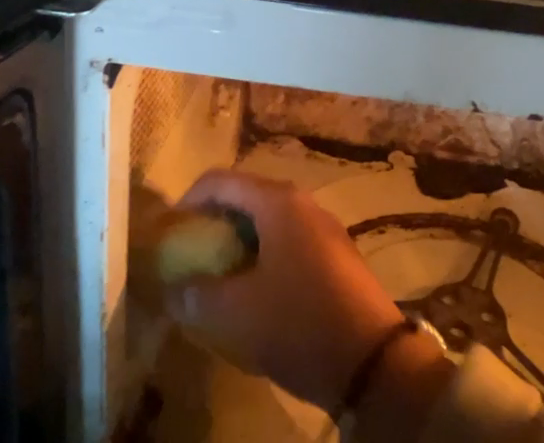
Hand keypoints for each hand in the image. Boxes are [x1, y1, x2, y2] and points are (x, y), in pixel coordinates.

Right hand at [165, 169, 410, 410]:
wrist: (374, 363)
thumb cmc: (299, 322)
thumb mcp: (235, 312)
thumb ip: (197, 295)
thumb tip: (176, 289)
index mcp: (278, 202)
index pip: (221, 181)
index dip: (188, 201)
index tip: (169, 233)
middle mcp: (304, 205)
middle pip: (247, 198)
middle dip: (214, 223)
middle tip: (190, 255)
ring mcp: (327, 231)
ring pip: (270, 223)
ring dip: (240, 244)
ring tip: (219, 278)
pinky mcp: (339, 259)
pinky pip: (290, 244)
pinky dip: (265, 258)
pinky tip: (257, 294)